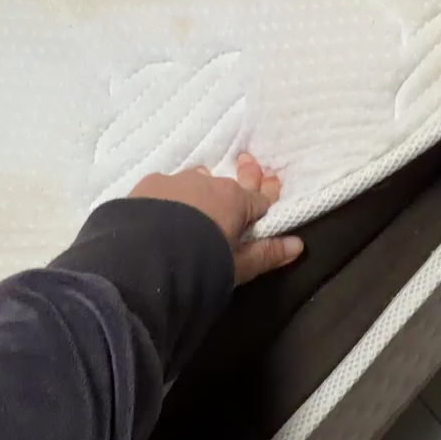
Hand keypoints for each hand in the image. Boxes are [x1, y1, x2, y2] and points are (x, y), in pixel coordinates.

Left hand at [131, 153, 302, 284]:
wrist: (142, 263)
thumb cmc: (200, 265)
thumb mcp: (237, 267)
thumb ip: (266, 253)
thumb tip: (298, 245)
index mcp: (236, 200)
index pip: (260, 199)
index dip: (265, 202)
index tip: (268, 194)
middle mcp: (208, 183)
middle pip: (228, 184)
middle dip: (236, 184)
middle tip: (241, 172)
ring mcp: (175, 182)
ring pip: (195, 182)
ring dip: (198, 193)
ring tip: (191, 207)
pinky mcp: (146, 186)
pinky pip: (164, 188)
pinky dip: (167, 199)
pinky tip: (159, 213)